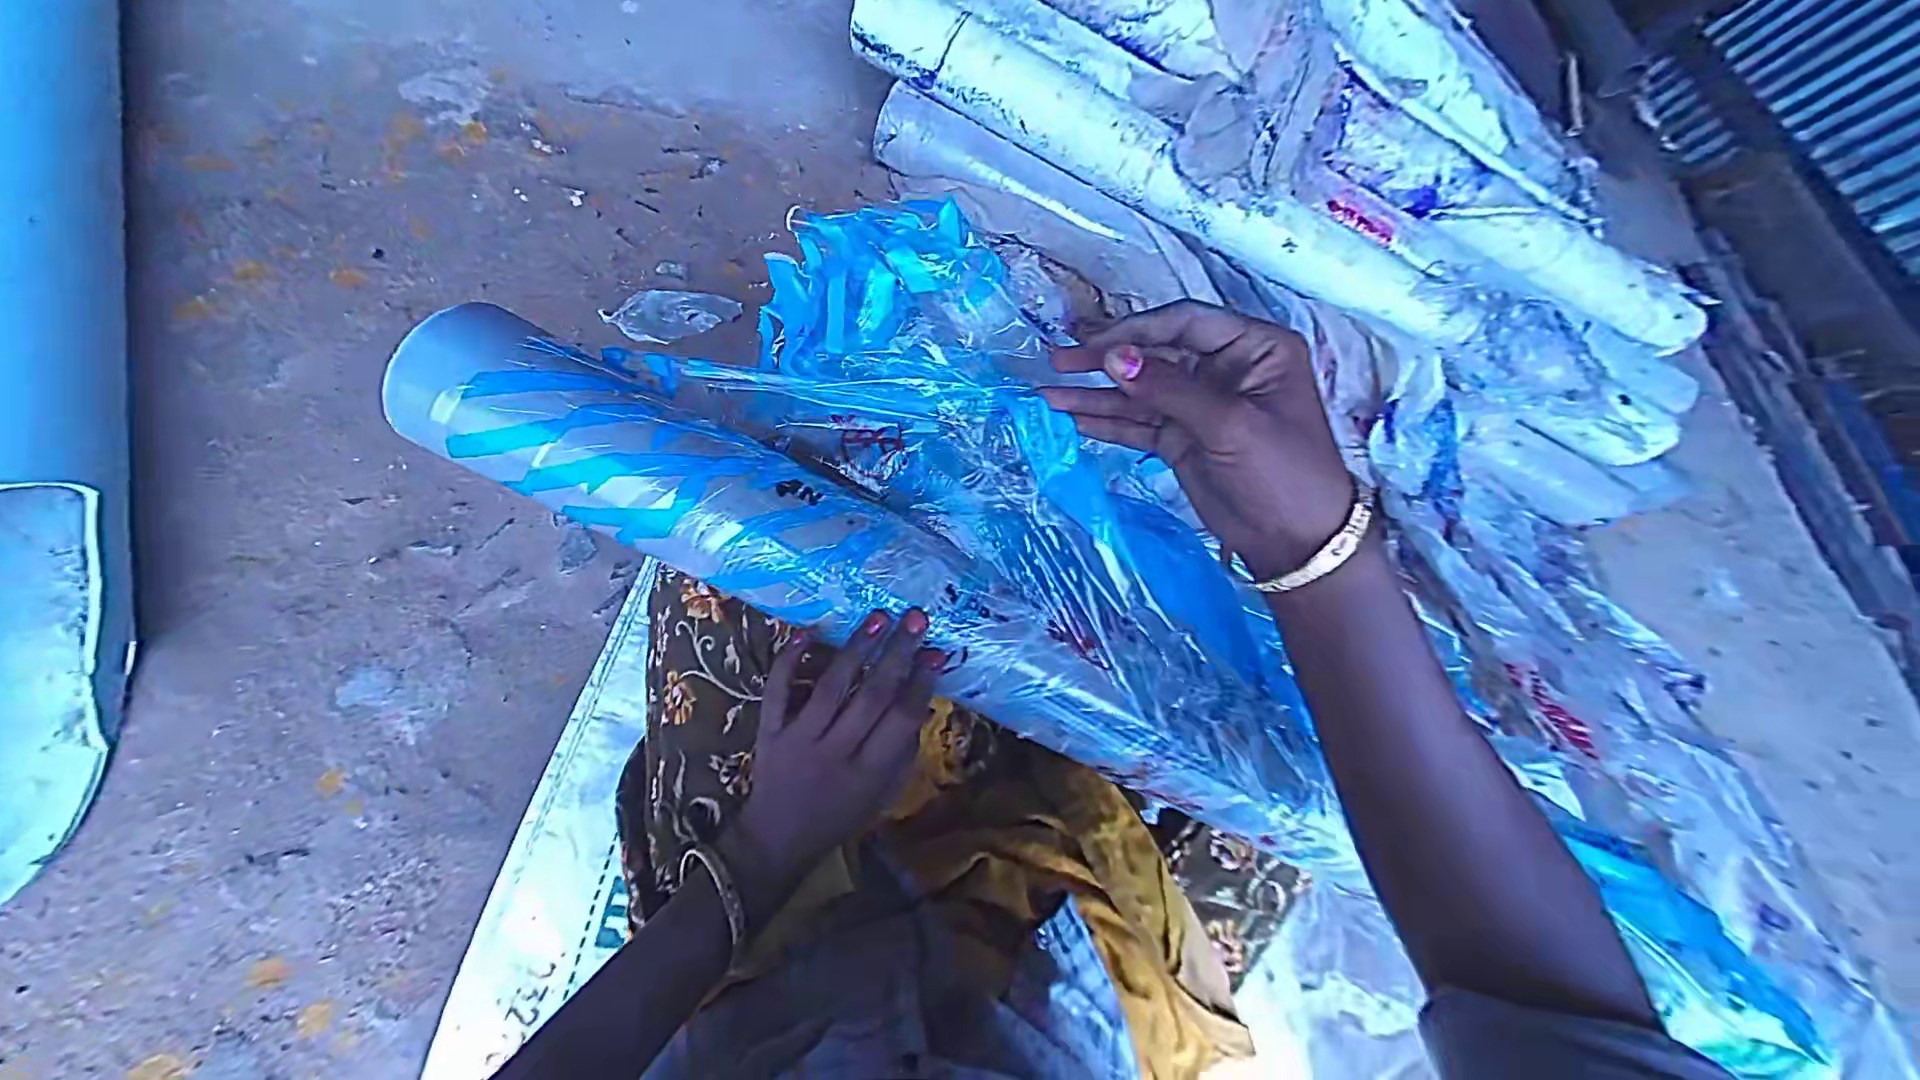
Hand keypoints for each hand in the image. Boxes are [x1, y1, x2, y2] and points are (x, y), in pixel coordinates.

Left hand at [717, 609, 942, 927]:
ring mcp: (798, 739)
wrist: (776, 839)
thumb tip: (925, 701)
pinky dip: (790, 660)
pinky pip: (777, 691)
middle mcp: (835, 752)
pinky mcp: (768, 730)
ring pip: (831, 687)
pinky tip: (810, 632)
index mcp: (869, 772)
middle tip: (916, 618)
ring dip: (856, 650)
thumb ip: (903, 750)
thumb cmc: (839, 815)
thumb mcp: (881, 794)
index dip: (921, 683)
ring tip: (879, 618)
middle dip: (897, 654)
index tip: (937, 651)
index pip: (901, 719)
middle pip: (871, 696)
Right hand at [1040, 301, 1354, 579]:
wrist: (1295, 541)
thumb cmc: (1282, 473)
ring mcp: (1196, 405)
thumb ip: (1169, 390)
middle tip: (1058, 361)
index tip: (1092, 347)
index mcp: (1252, 348)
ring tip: (1049, 395)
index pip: (1184, 323)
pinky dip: (1106, 423)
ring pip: (1138, 392)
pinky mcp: (1178, 438)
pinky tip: (1073, 419)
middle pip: (1153, 354)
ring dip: (1095, 395)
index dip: (1135, 332)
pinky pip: (1136, 423)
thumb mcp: (1230, 425)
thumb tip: (1114, 358)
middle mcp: (1221, 369)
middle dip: (1105, 360)